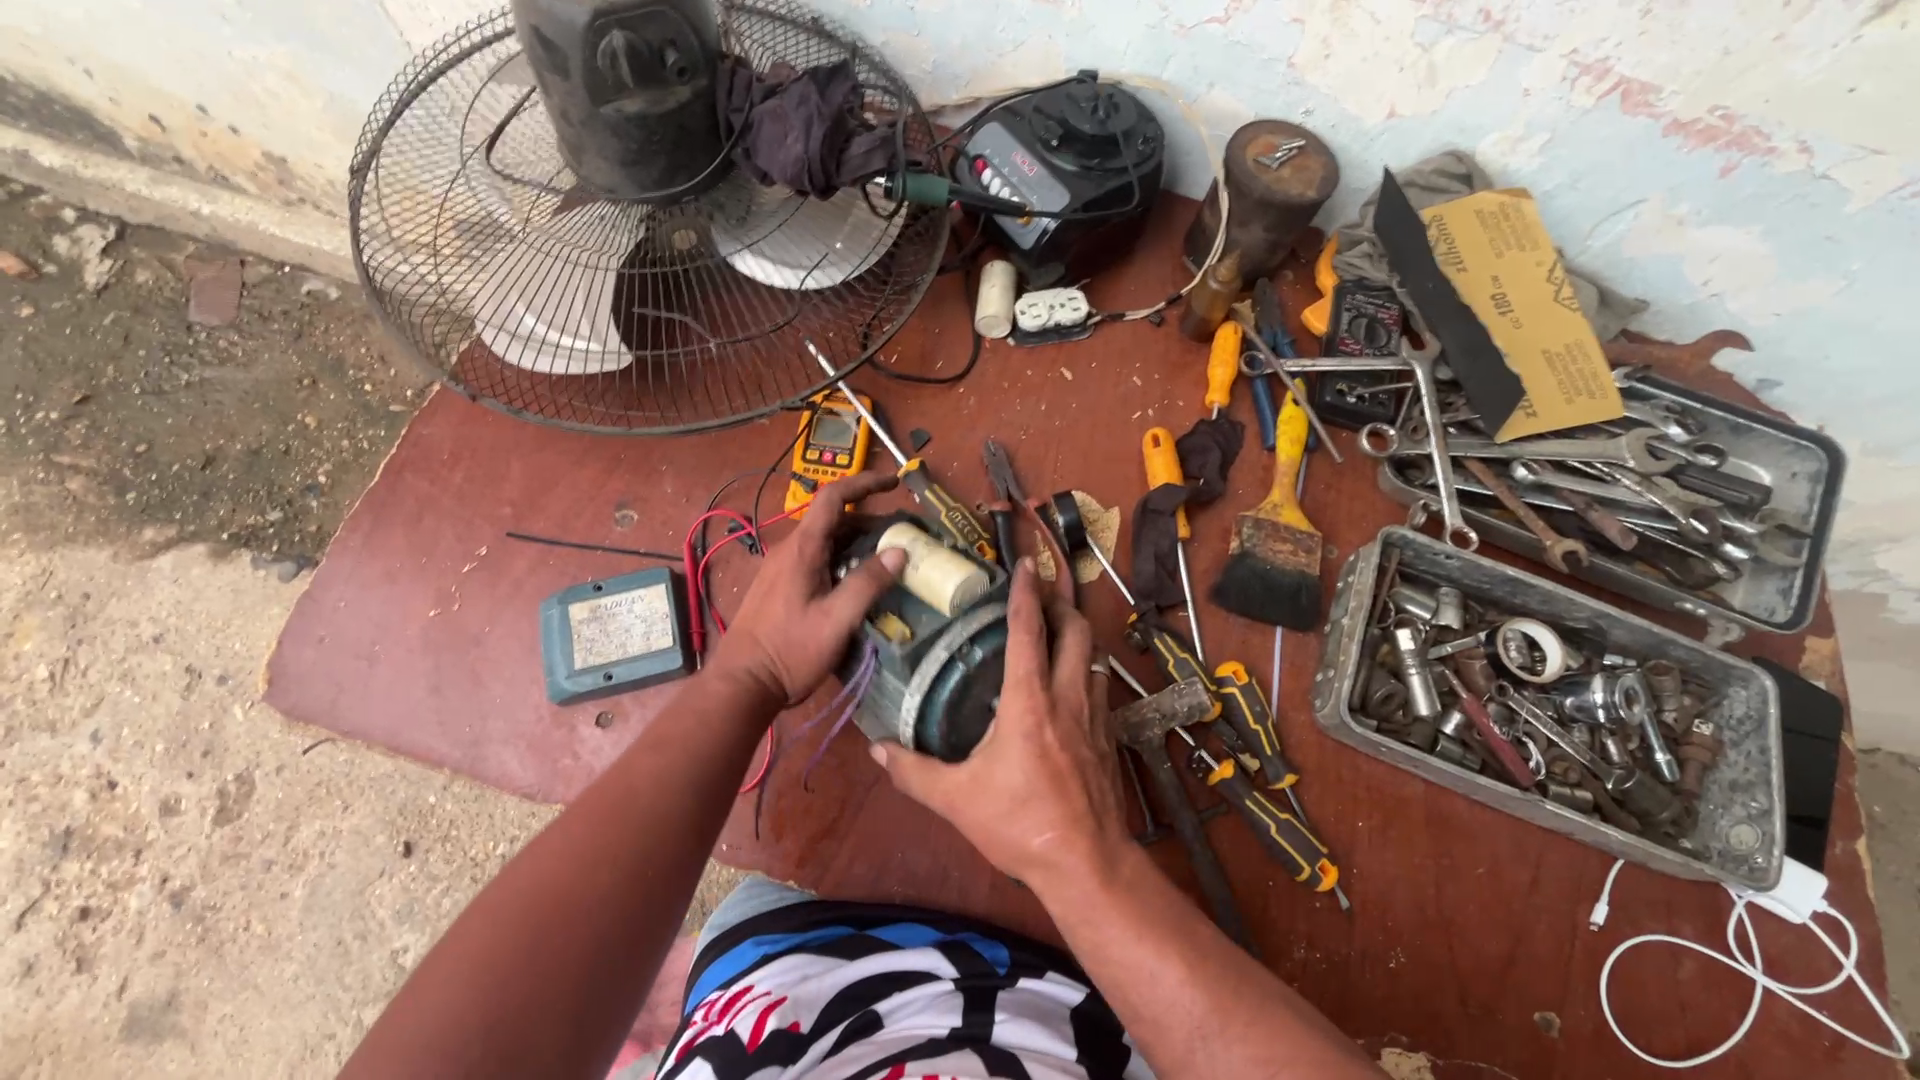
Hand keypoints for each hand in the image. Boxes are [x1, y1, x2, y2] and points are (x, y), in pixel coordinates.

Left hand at [708, 472, 907, 708]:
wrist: (743, 683)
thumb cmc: (790, 651)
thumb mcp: (837, 620)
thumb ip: (868, 583)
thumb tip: (899, 551)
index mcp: (803, 549)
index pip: (834, 498)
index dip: (865, 483)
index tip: (894, 483)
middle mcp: (790, 550)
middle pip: (833, 520)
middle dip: (870, 521)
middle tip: (903, 538)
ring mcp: (782, 568)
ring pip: (826, 541)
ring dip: (858, 544)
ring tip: (889, 562)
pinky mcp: (780, 586)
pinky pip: (817, 559)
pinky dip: (843, 560)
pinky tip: (859, 584)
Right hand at [869, 560, 1128, 887]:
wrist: (1086, 862)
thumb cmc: (1019, 824)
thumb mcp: (956, 799)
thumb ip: (914, 771)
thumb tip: (876, 749)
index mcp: (1029, 702)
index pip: (1029, 632)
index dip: (1026, 594)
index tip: (1027, 565)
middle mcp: (1067, 698)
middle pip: (1076, 632)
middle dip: (1062, 603)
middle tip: (1044, 590)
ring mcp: (1094, 717)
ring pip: (1093, 657)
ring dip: (1078, 634)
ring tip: (1059, 627)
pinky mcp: (1108, 738)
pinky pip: (1099, 687)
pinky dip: (1086, 669)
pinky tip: (1072, 683)